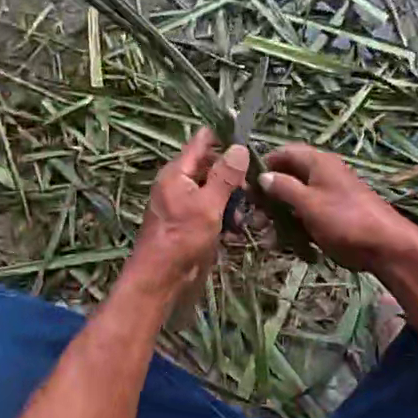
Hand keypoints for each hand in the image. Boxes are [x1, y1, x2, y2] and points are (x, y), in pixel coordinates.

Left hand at [129, 128, 249, 293]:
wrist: (161, 279)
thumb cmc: (182, 239)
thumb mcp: (208, 205)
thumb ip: (225, 176)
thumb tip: (240, 147)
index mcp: (177, 172)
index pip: (202, 142)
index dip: (226, 138)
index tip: (252, 143)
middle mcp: (179, 184)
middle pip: (212, 167)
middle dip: (234, 176)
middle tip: (255, 189)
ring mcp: (185, 205)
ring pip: (215, 191)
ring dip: (233, 201)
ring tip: (247, 216)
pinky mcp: (191, 224)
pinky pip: (213, 211)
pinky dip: (226, 217)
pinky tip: (238, 229)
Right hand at [259, 144, 417, 270]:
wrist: (385, 246)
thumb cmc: (345, 219)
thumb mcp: (308, 202)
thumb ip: (283, 187)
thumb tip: (262, 176)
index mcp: (318, 163)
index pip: (284, 152)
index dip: (263, 164)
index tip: (245, 184)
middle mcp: (321, 175)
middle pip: (286, 177)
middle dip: (267, 196)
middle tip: (252, 214)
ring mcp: (327, 197)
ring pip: (293, 200)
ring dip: (276, 215)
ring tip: (263, 233)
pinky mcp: (330, 217)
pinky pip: (304, 217)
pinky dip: (291, 227)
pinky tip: (279, 243)